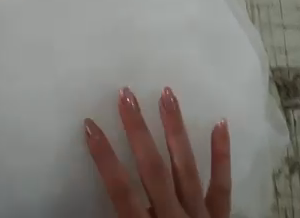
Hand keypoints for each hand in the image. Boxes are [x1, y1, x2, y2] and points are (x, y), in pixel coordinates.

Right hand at [85, 87, 231, 217]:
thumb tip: (77, 212)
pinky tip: (220, 123)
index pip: (121, 191)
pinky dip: (221, 155)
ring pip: (186, 169)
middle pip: (153, 171)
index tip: (90, 124)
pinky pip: (221, 187)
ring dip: (175, 130)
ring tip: (167, 93)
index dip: (104, 158)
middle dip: (138, 131)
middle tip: (126, 94)